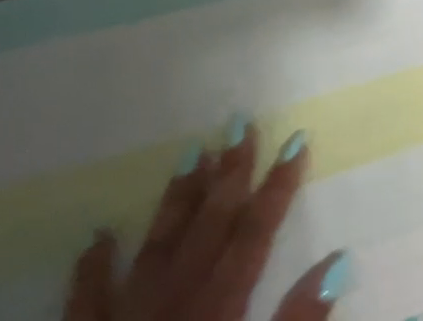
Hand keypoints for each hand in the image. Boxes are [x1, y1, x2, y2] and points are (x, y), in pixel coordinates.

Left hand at [64, 122, 350, 320]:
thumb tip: (338, 261)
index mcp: (218, 309)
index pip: (254, 234)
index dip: (278, 187)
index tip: (296, 140)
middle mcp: (172, 303)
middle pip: (206, 228)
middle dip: (228, 174)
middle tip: (240, 122)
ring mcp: (123, 320)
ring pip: (155, 247)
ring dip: (175, 201)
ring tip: (191, 151)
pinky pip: (84, 300)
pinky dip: (92, 265)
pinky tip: (99, 234)